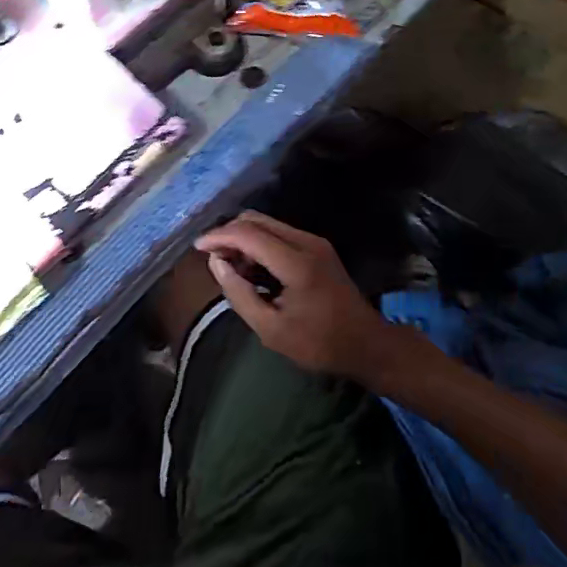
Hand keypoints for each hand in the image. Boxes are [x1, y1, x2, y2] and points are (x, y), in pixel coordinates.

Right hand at [194, 211, 401, 381]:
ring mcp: (314, 242)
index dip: (218, 237)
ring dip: (242, 237)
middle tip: (213, 257)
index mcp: (296, 263)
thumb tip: (216, 263)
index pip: (248, 234)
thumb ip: (238, 293)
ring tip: (230, 265)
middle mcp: (306, 243)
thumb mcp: (270, 329)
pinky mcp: (317, 247)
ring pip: (265, 223)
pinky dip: (257, 242)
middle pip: (255, 219)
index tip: (197, 248)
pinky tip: (251, 266)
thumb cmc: (319, 343)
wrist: (369, 346)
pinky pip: (277, 233)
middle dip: (228, 233)